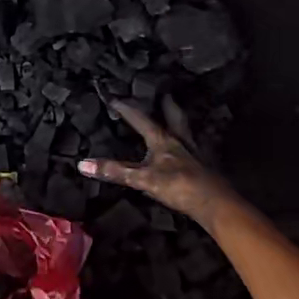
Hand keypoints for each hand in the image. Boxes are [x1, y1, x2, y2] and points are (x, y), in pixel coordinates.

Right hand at [79, 101, 242, 229]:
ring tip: (178, 118)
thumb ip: (114, 171)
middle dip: (168, 106)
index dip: (126, 108)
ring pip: (187, 132)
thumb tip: (81, 164)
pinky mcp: (206, 168)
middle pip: (174, 118)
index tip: (113, 97)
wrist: (216, 205)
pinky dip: (190, 146)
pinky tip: (189, 151)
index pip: (141, 119)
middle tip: (165, 94)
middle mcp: (181, 141)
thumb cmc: (178, 186)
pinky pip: (195, 150)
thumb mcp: (142, 179)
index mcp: (163, 140)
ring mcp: (196, 154)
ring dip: (181, 124)